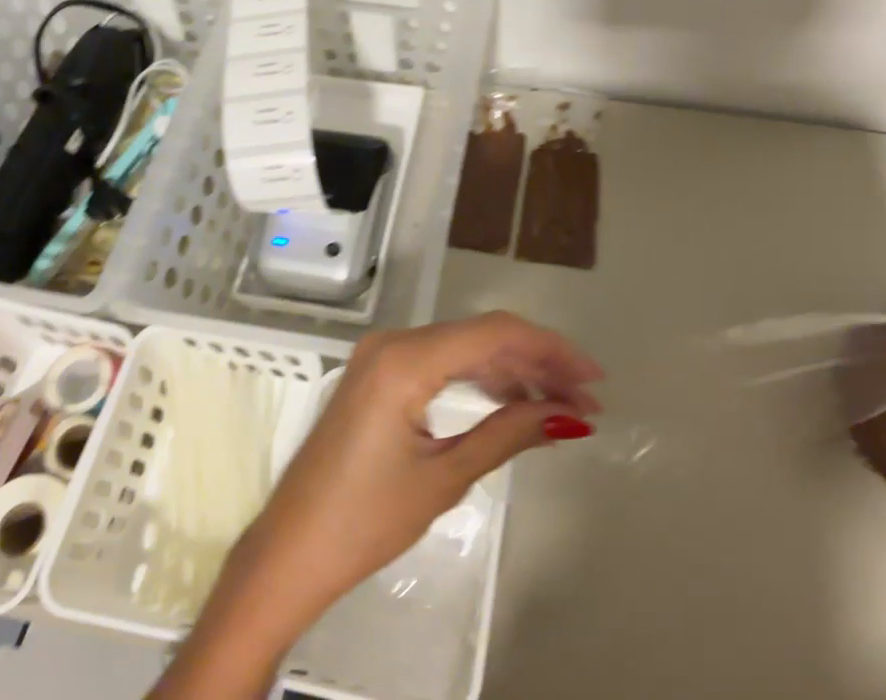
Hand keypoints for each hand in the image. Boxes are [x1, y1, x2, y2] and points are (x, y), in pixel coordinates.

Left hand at [149, 312, 602, 699]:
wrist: (292, 551)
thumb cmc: (365, 520)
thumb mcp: (446, 476)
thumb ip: (509, 434)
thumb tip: (570, 416)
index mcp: (406, 360)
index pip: (495, 334)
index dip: (552, 350)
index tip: (593, 379)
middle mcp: (392, 343)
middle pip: (481, 336)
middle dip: (538, 364)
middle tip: (584, 399)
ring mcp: (379, 357)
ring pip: (463, 348)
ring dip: (512, 372)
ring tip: (559, 406)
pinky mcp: (376, 377)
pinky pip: (439, 363)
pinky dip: (478, 380)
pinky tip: (512, 402)